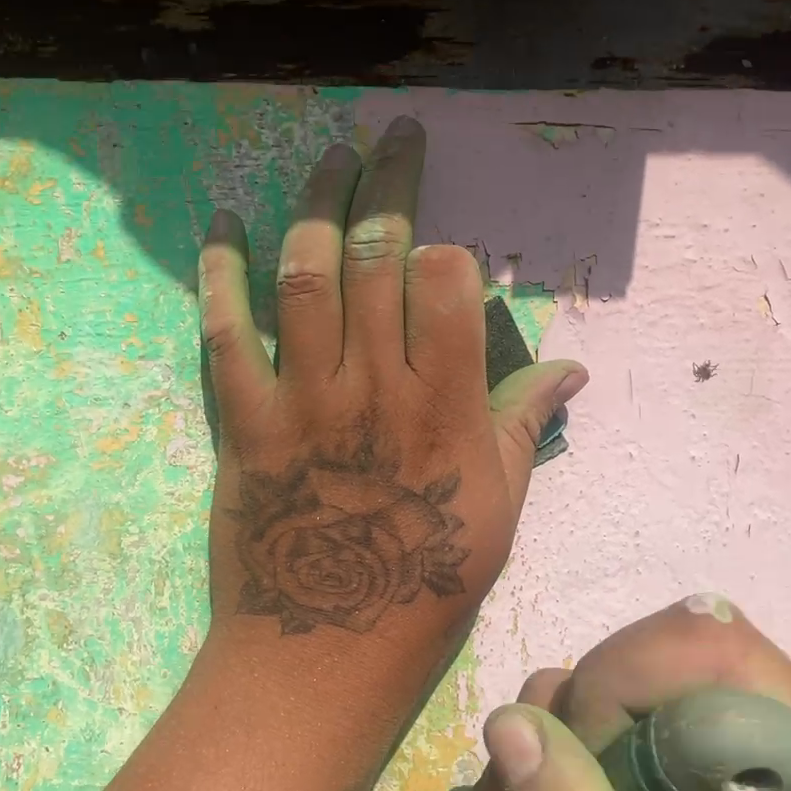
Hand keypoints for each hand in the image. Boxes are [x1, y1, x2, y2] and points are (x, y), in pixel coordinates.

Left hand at [199, 117, 586, 667]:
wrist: (322, 653)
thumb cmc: (422, 588)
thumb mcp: (497, 515)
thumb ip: (522, 427)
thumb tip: (572, 368)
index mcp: (449, 411)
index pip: (450, 281)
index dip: (444, 242)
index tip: (439, 235)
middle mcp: (377, 390)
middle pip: (377, 255)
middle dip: (386, 181)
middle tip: (389, 137)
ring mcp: (304, 403)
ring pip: (305, 276)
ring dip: (314, 204)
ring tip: (327, 158)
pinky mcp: (244, 423)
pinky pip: (225, 334)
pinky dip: (218, 275)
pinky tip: (222, 227)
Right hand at [458, 597, 790, 790]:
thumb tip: (508, 721)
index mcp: (788, 768)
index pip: (712, 642)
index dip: (633, 677)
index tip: (592, 762)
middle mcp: (732, 736)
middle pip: (622, 661)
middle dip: (565, 739)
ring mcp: (674, 748)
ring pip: (570, 696)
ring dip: (527, 780)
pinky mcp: (634, 767)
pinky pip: (550, 734)